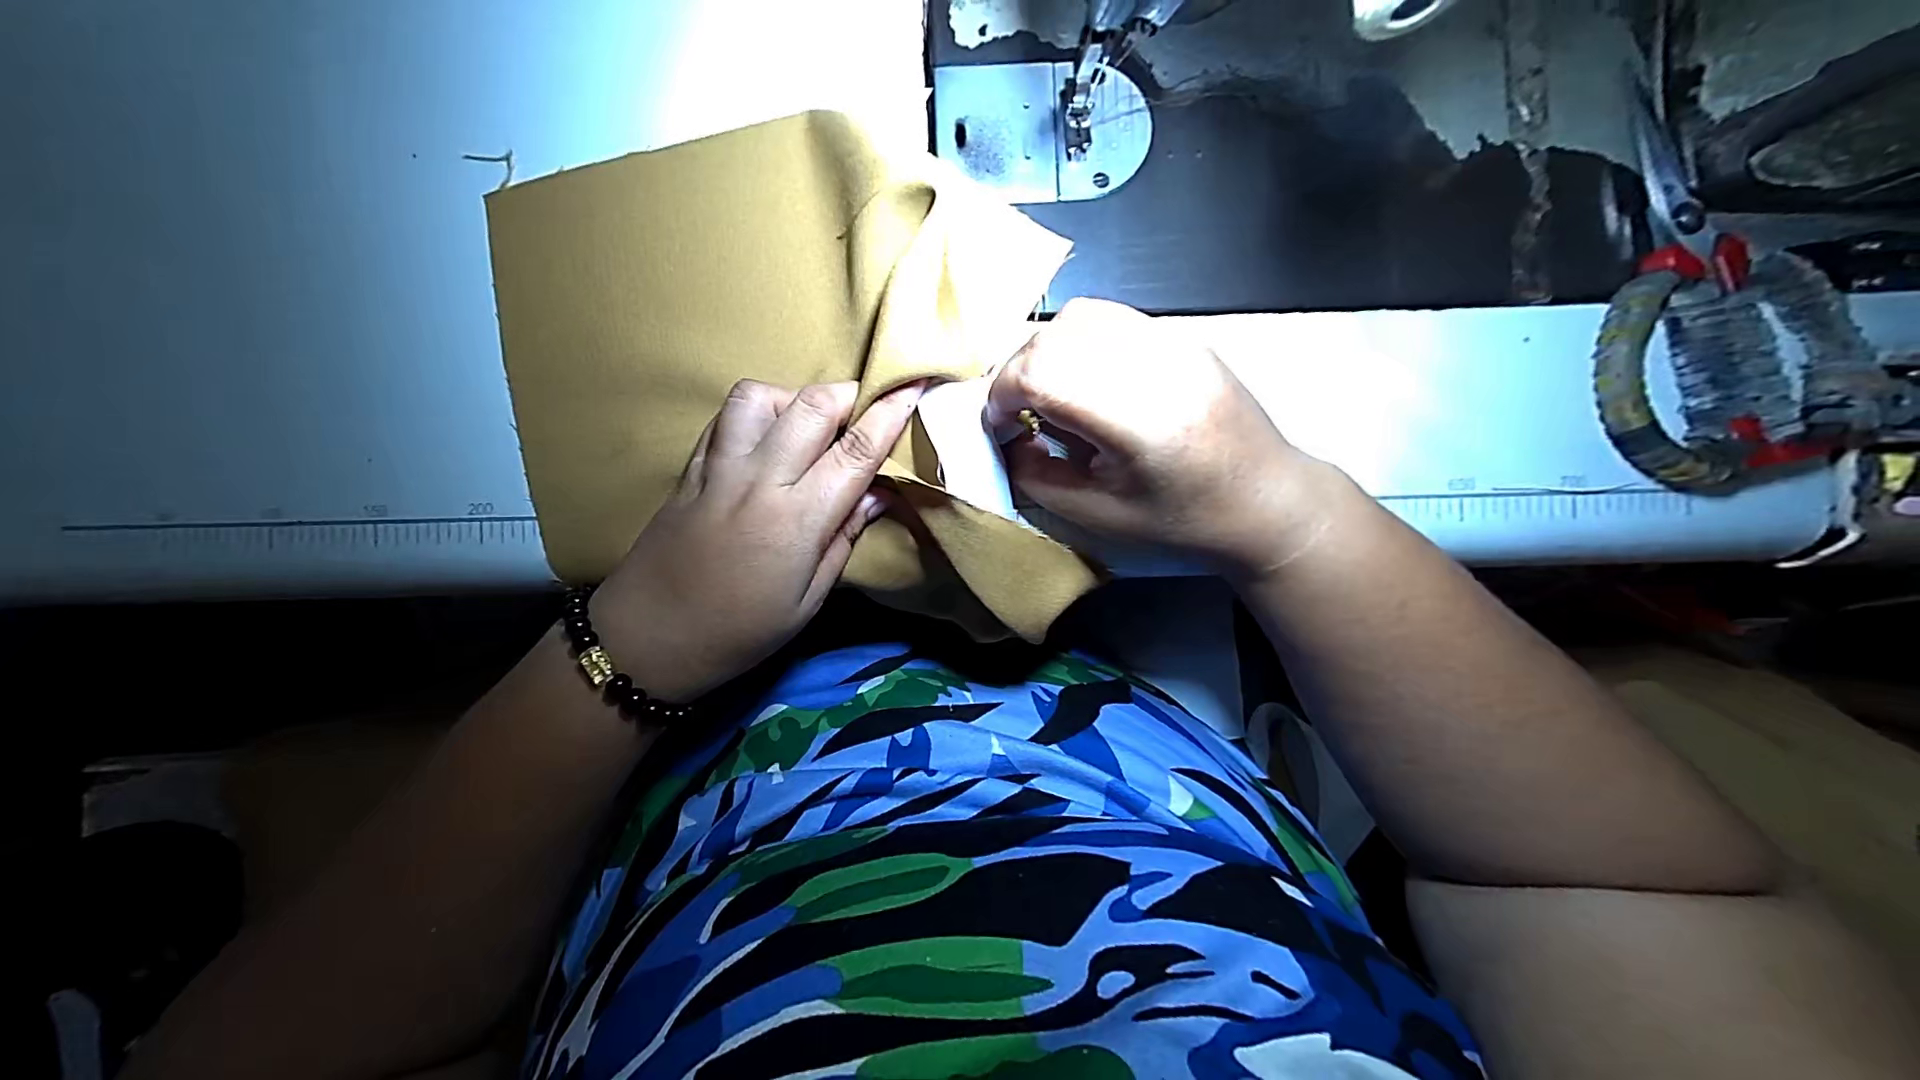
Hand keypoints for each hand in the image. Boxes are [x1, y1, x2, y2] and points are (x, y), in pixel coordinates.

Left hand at [589, 378, 923, 702]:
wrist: (651, 637)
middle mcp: (760, 479)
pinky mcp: (692, 467)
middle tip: (867, 409)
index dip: (892, 412)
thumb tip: (879, 492)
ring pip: (760, 395)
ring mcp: (720, 467)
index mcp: (798, 518)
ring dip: (796, 398)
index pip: (856, 450)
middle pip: (813, 405)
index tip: (916, 385)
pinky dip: (757, 412)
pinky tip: (768, 437)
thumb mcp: (810, 598)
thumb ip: (844, 537)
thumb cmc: (742, 630)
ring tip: (809, 426)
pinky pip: (727, 417)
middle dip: (850, 394)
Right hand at [987, 298, 1341, 578]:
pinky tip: (1086, 382)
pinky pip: (1107, 318)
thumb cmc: (1181, 520)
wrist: (1264, 499)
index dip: (1002, 395)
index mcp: (1140, 419)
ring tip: (1054, 397)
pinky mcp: (1180, 334)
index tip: (1002, 427)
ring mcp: (1173, 342)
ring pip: (1076, 318)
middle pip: (1051, 338)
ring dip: (1045, 354)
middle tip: (1023, 416)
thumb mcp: (1096, 514)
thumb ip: (1035, 475)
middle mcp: (1157, 364)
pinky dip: (1077, 344)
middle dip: (1017, 374)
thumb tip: (1006, 437)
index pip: (1041, 371)